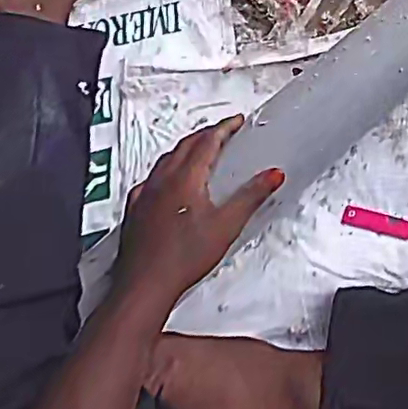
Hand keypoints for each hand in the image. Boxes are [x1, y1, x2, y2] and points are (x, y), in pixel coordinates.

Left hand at [114, 115, 283, 305]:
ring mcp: (145, 195)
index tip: (235, 122)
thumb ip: (251, 196)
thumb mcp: (227, 225)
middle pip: (186, 145)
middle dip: (206, 134)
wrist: (143, 286)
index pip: (208, 141)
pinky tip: (165, 181)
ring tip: (198, 150)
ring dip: (185, 148)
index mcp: (185, 178)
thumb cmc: (181, 259)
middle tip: (222, 132)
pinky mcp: (135, 210)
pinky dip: (164, 170)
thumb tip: (272, 175)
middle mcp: (162, 181)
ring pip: (166, 159)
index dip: (224, 128)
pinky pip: (151, 178)